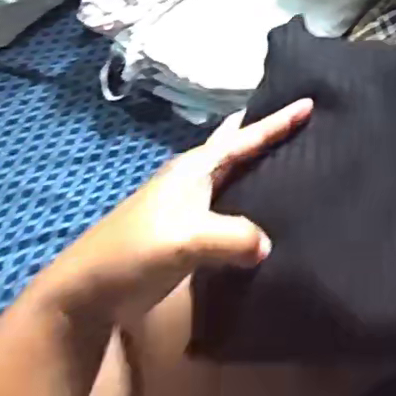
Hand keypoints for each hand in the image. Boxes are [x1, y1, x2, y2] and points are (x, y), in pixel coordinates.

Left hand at [36, 98, 312, 326]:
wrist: (85, 294)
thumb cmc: (134, 252)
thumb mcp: (187, 240)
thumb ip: (233, 237)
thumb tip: (270, 244)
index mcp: (196, 167)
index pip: (246, 136)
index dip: (278, 120)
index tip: (309, 102)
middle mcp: (196, 178)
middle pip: (240, 145)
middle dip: (268, 130)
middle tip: (303, 121)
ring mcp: (192, 205)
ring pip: (237, 174)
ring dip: (262, 164)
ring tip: (297, 160)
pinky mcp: (191, 231)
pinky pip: (234, 204)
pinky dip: (254, 198)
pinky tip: (270, 209)